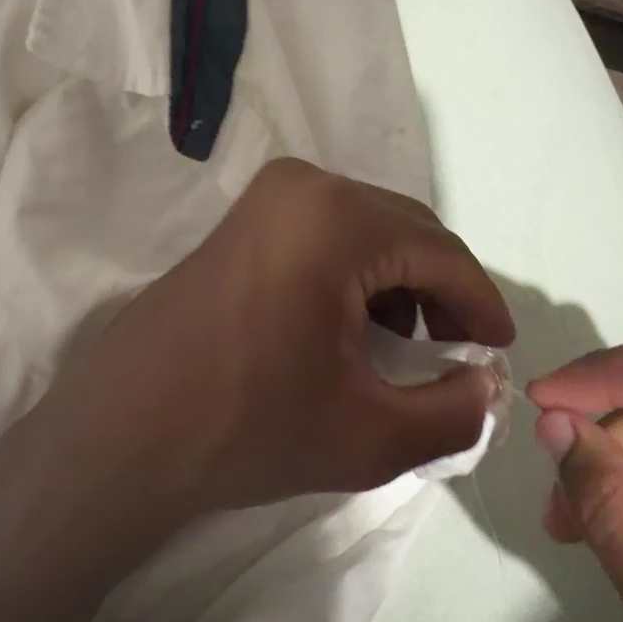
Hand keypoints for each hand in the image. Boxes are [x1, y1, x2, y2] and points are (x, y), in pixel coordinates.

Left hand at [0, 158, 513, 527]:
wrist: (121, 436)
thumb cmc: (247, 428)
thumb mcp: (369, 436)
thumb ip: (453, 413)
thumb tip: (486, 387)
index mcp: (339, 218)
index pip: (443, 255)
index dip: (482, 307)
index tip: (501, 354)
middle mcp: (305, 185)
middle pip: (409, 234)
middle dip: (443, 295)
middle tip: (458, 357)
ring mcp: (267, 196)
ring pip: (371, 232)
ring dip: (402, 285)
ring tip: (409, 351)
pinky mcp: (243, 219)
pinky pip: (329, 234)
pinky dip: (359, 277)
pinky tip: (356, 331)